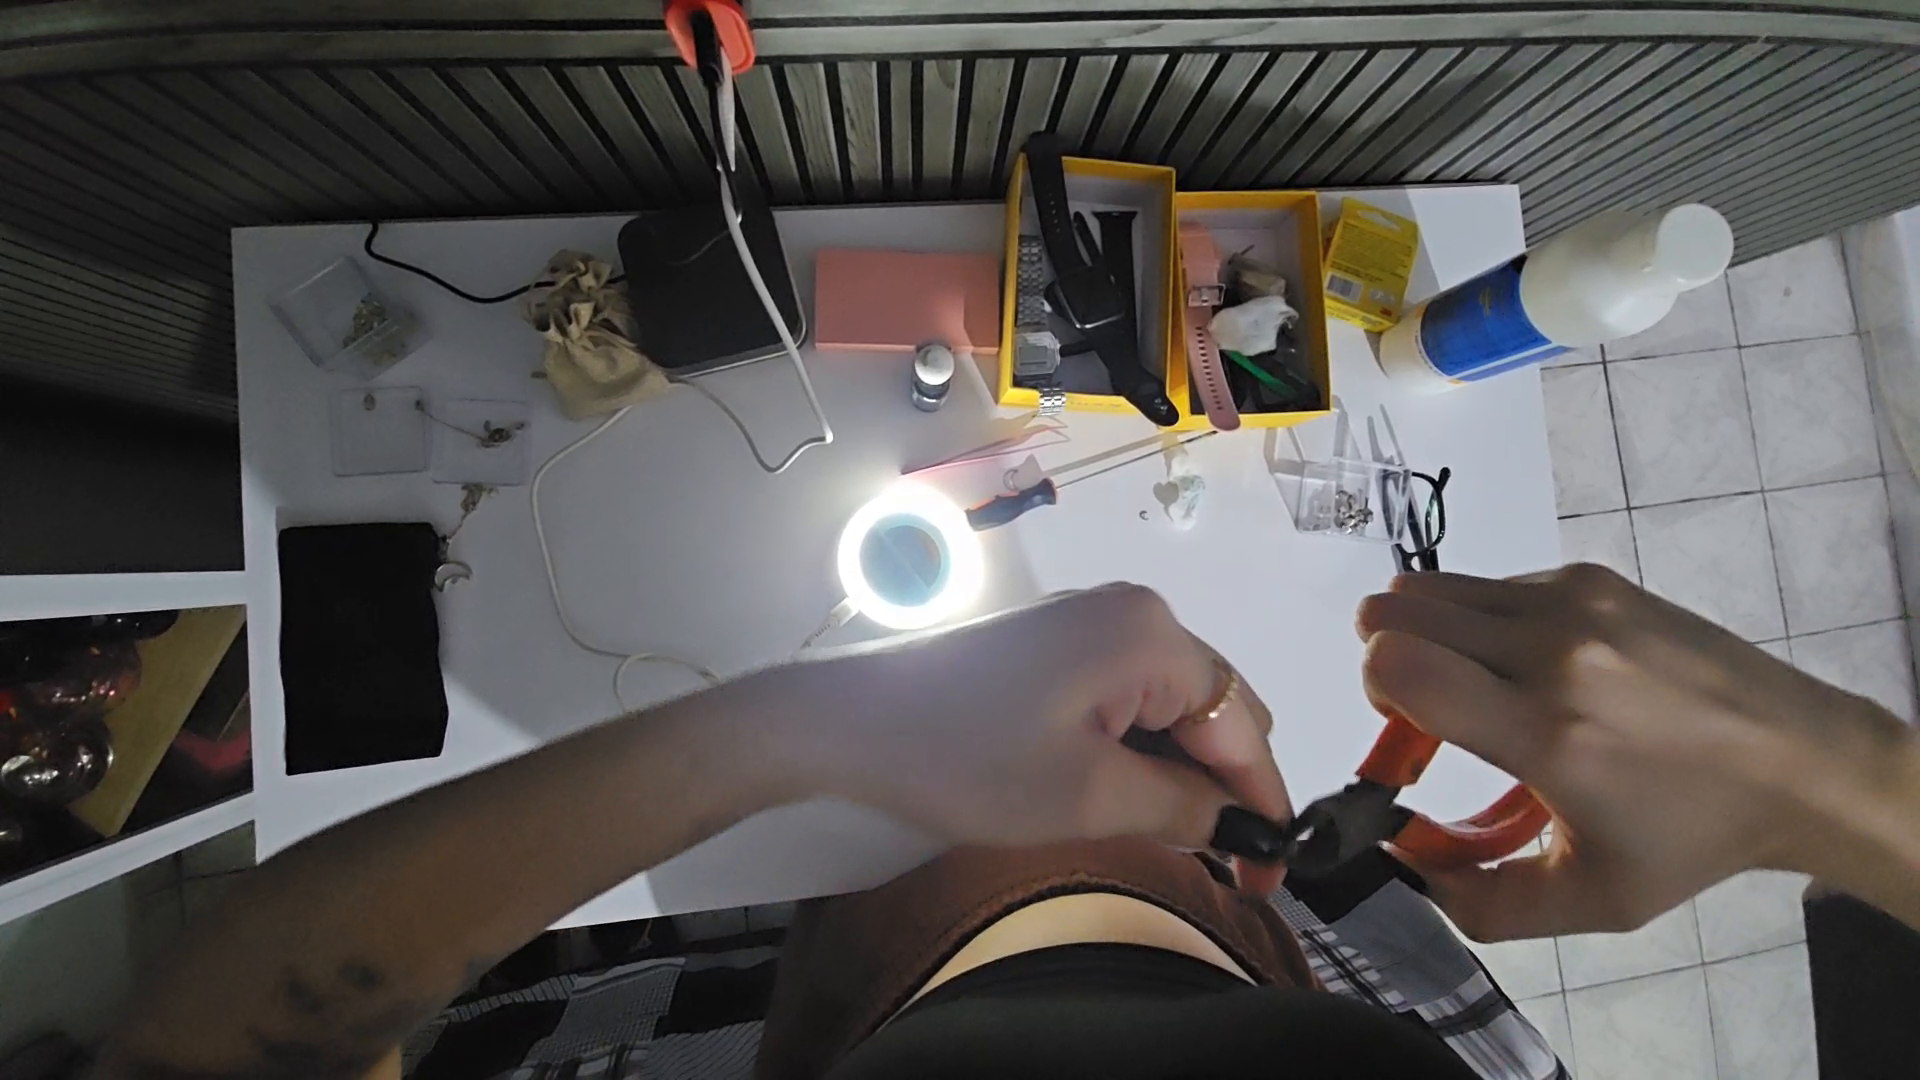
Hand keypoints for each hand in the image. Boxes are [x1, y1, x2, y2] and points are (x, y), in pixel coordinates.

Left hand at [775, 584, 1288, 867]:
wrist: (851, 722)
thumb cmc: (971, 759)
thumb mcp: (1090, 797)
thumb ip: (1187, 807)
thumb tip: (1246, 822)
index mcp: (1149, 634)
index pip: (1240, 722)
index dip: (1263, 800)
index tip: (1270, 873)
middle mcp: (1128, 611)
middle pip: (1208, 705)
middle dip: (1221, 782)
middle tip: (1215, 862)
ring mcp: (1086, 620)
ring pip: (1164, 702)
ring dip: (1175, 767)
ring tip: (1168, 836)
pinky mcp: (1053, 641)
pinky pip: (1122, 692)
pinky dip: (1134, 743)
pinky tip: (1123, 788)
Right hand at [1355, 564, 1917, 940]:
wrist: (1814, 766)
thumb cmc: (1690, 836)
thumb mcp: (1589, 899)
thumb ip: (1478, 900)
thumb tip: (1396, 857)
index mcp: (1546, 733)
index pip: (1395, 665)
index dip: (1377, 690)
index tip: (1409, 724)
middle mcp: (1550, 652)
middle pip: (1391, 612)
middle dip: (1387, 656)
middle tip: (1433, 698)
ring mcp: (1569, 603)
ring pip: (1423, 588)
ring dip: (1424, 631)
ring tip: (1474, 674)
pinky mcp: (1587, 576)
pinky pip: (1479, 585)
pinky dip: (1476, 619)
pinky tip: (1532, 659)